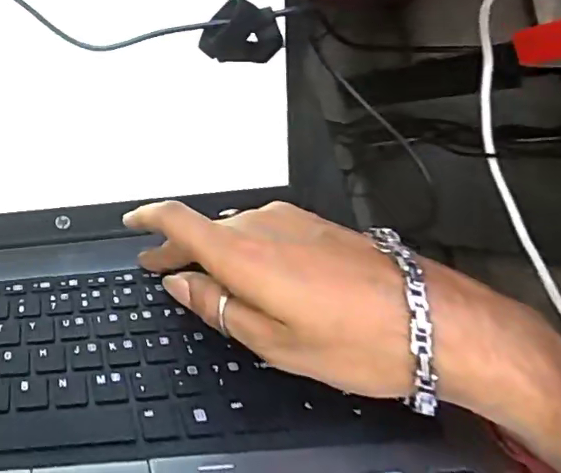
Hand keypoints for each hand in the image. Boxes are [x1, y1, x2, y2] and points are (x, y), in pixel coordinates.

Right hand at [124, 201, 560, 472]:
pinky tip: (251, 270)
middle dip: (178, 247)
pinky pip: (261, 227)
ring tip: (205, 277)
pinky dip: (242, 245)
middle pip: (204, 227)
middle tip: (162, 270)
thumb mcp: (276, 343)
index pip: (180, 219)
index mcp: (245, 253)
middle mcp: (262, 223)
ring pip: (234, 228)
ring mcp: (290, 217)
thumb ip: (219, 307)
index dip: (149, 218)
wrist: (429, 316)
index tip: (131, 223)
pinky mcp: (311, 221)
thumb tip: (181, 282)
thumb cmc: (356, 340)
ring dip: (212, 248)